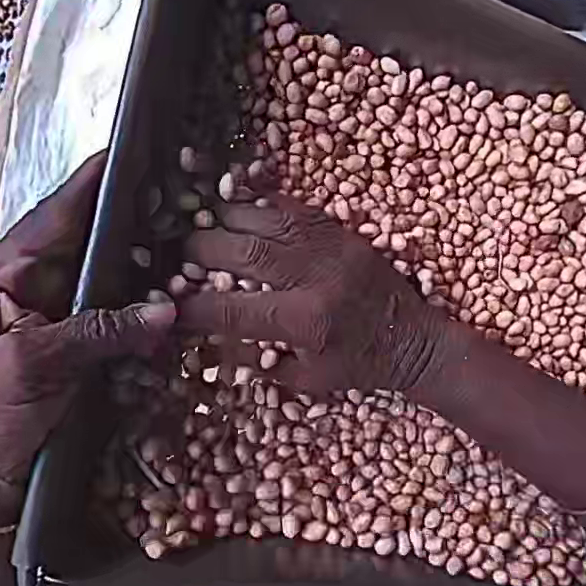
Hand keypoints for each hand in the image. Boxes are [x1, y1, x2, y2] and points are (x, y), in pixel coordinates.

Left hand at [0, 153, 175, 527]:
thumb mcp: (27, 367)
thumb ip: (94, 332)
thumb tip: (166, 311)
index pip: (54, 217)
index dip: (93, 185)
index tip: (131, 150)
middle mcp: (25, 289)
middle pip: (84, 244)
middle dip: (129, 223)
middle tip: (180, 198)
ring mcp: (51, 321)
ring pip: (103, 281)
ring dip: (140, 267)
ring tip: (186, 241)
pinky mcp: (70, 351)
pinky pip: (111, 319)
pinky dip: (139, 310)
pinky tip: (171, 300)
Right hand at [175, 196, 444, 392]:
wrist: (416, 340)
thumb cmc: (361, 365)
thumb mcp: (308, 377)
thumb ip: (258, 359)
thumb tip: (209, 339)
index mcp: (307, 322)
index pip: (234, 310)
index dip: (194, 307)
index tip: (169, 306)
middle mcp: (315, 277)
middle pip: (242, 253)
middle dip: (198, 254)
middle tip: (177, 259)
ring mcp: (330, 248)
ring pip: (262, 220)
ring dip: (223, 223)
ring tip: (200, 230)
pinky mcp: (341, 231)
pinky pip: (291, 208)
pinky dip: (258, 207)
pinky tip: (237, 211)